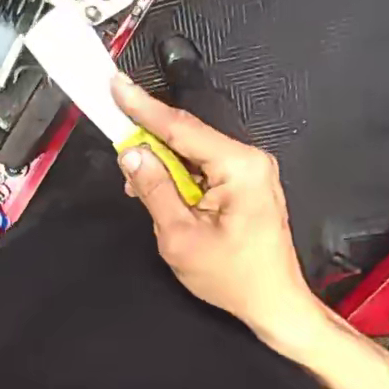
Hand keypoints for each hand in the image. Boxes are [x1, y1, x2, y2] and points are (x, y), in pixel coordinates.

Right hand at [111, 75, 319, 336]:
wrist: (272, 302)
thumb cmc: (235, 277)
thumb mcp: (181, 236)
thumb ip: (154, 189)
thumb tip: (132, 154)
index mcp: (239, 167)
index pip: (181, 128)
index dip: (142, 107)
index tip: (117, 87)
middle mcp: (249, 161)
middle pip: (186, 138)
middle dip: (148, 144)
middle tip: (118, 146)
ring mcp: (249, 172)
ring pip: (191, 155)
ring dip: (162, 167)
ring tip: (138, 188)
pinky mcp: (244, 184)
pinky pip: (202, 169)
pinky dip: (178, 178)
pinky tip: (161, 194)